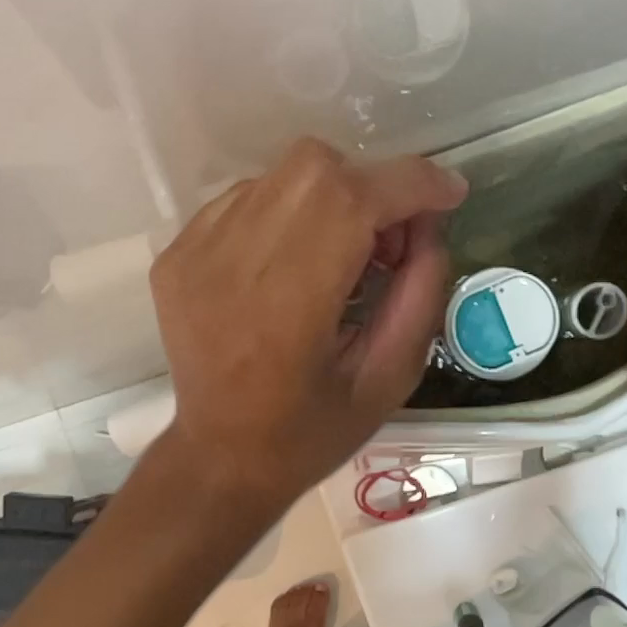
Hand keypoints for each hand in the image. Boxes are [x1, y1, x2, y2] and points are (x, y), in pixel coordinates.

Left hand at [150, 139, 467, 504]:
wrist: (221, 458)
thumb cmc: (311, 433)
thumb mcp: (389, 380)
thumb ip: (420, 296)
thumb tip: (428, 228)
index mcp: (291, 302)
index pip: (359, 198)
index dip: (414, 184)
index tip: (449, 197)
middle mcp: (235, 260)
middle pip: (318, 168)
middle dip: (371, 189)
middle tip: (387, 247)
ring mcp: (196, 251)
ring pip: (280, 177)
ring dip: (329, 202)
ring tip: (339, 261)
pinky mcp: (177, 255)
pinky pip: (246, 202)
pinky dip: (285, 217)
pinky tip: (292, 270)